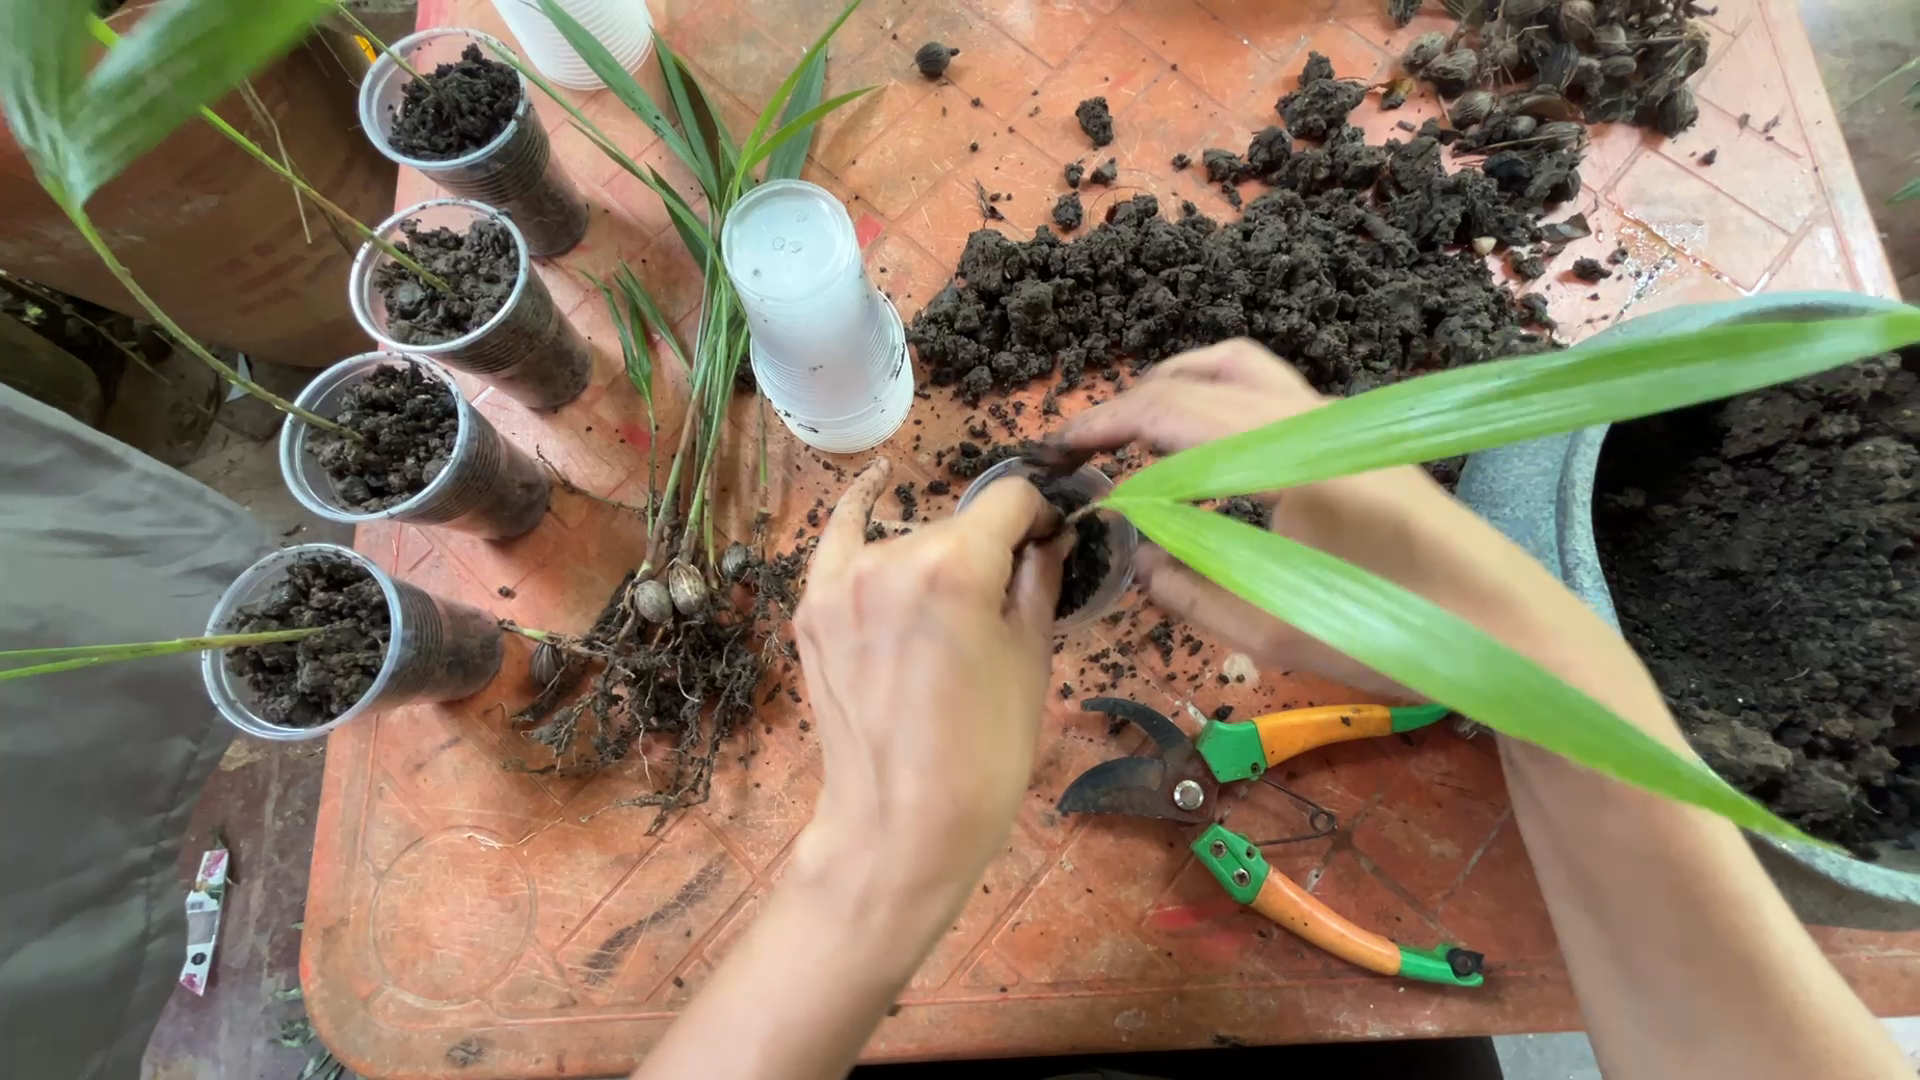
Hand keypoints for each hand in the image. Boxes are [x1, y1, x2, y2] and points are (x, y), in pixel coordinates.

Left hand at [791, 457, 1065, 903]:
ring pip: (910, 538)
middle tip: (1001, 597)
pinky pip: (839, 538)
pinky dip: (861, 509)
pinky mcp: (812, 606)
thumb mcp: (1030, 658)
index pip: (1009, 499)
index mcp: (955, 566)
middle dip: (991, 547)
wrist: (902, 824)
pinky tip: (877, 480)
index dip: (1039, 515)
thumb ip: (1039, 577)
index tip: (1047, 541)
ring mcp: (841, 581)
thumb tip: (1050, 532)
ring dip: (939, 556)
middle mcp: (891, 557)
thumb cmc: (985, 752)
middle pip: (960, 523)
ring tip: (948, 610)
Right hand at [1060, 338, 1587, 701]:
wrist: (1511, 632)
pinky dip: (1210, 398)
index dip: (1103, 427)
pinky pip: (1262, 390)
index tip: (1057, 451)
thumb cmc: (1393, 636)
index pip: (1170, 415)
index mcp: (1286, 459)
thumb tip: (1136, 555)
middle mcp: (1309, 419)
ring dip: (1172, 387)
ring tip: (1131, 431)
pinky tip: (1198, 448)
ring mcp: (1334, 420)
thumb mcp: (1271, 632)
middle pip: (1194, 379)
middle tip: (1082, 447)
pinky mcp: (1348, 436)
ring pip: (1234, 366)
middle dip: (1125, 406)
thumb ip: (1187, 589)